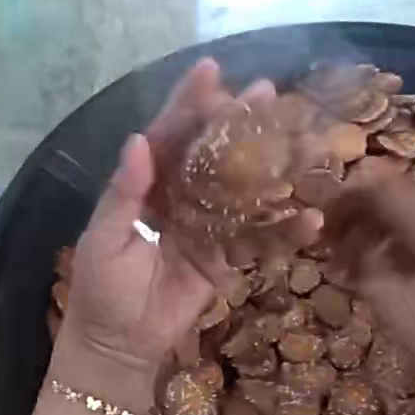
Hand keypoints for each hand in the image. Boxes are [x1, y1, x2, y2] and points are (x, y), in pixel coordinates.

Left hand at [52, 59, 315, 408]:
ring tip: (298, 134)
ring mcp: (207, 226)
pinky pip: (256, 240)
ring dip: (266, 163)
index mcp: (147, 185)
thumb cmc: (103, 288)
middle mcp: (181, 197)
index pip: (169, 135)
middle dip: (236, 120)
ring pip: (239, 187)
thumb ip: (124, 193)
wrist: (119, 343)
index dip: (188, 102)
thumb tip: (140, 141)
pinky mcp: (225, 258)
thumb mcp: (104, 238)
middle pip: (211, 152)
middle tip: (267, 91)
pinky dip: (283, 231)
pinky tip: (311, 216)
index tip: (211, 70)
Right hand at [324, 165, 414, 407]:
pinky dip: (391, 252)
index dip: (349, 197)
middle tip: (325, 240)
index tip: (319, 216)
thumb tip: (343, 237)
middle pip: (399, 203)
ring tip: (340, 260)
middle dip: (358, 216)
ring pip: (408, 225)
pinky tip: (368, 273)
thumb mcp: (395, 305)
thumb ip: (366, 262)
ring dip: (372, 235)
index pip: (387, 190)